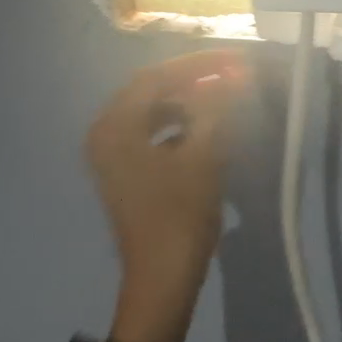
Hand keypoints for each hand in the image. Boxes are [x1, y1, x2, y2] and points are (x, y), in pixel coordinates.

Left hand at [87, 49, 249, 341]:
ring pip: (154, 114)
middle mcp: (106, 134)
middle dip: (194, 81)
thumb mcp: (203, 157)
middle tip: (234, 76)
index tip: (236, 61)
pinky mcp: (128, 174)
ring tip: (228, 100)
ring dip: (190, 104)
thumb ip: (216, 109)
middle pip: (152, 92)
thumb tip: (234, 75)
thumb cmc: (179, 216)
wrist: (162, 280)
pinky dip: (182, 127)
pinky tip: (210, 130)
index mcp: (115, 126)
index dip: (199, 64)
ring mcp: (114, 156)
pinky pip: (155, 136)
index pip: (156, 77)